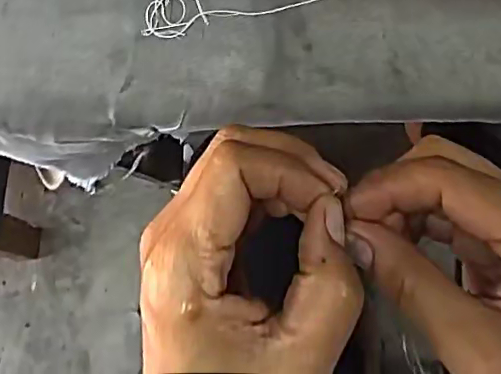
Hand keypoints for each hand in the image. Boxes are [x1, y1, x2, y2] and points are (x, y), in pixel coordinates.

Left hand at [139, 126, 362, 373]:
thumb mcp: (300, 356)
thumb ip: (329, 280)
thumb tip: (332, 212)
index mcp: (182, 259)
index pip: (235, 162)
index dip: (292, 169)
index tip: (328, 199)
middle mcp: (168, 235)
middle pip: (232, 148)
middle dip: (293, 161)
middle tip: (332, 193)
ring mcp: (176, 232)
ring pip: (234, 157)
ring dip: (287, 168)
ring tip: (322, 200)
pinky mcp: (192, 237)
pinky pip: (234, 181)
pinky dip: (275, 183)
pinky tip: (300, 208)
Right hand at [345, 136, 500, 373]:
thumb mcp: (482, 354)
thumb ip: (416, 288)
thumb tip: (360, 236)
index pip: (451, 175)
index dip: (393, 185)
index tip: (347, 210)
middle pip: (452, 165)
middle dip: (397, 186)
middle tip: (353, 223)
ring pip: (452, 183)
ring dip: (405, 202)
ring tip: (366, 234)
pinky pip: (460, 215)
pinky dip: (422, 222)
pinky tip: (395, 241)